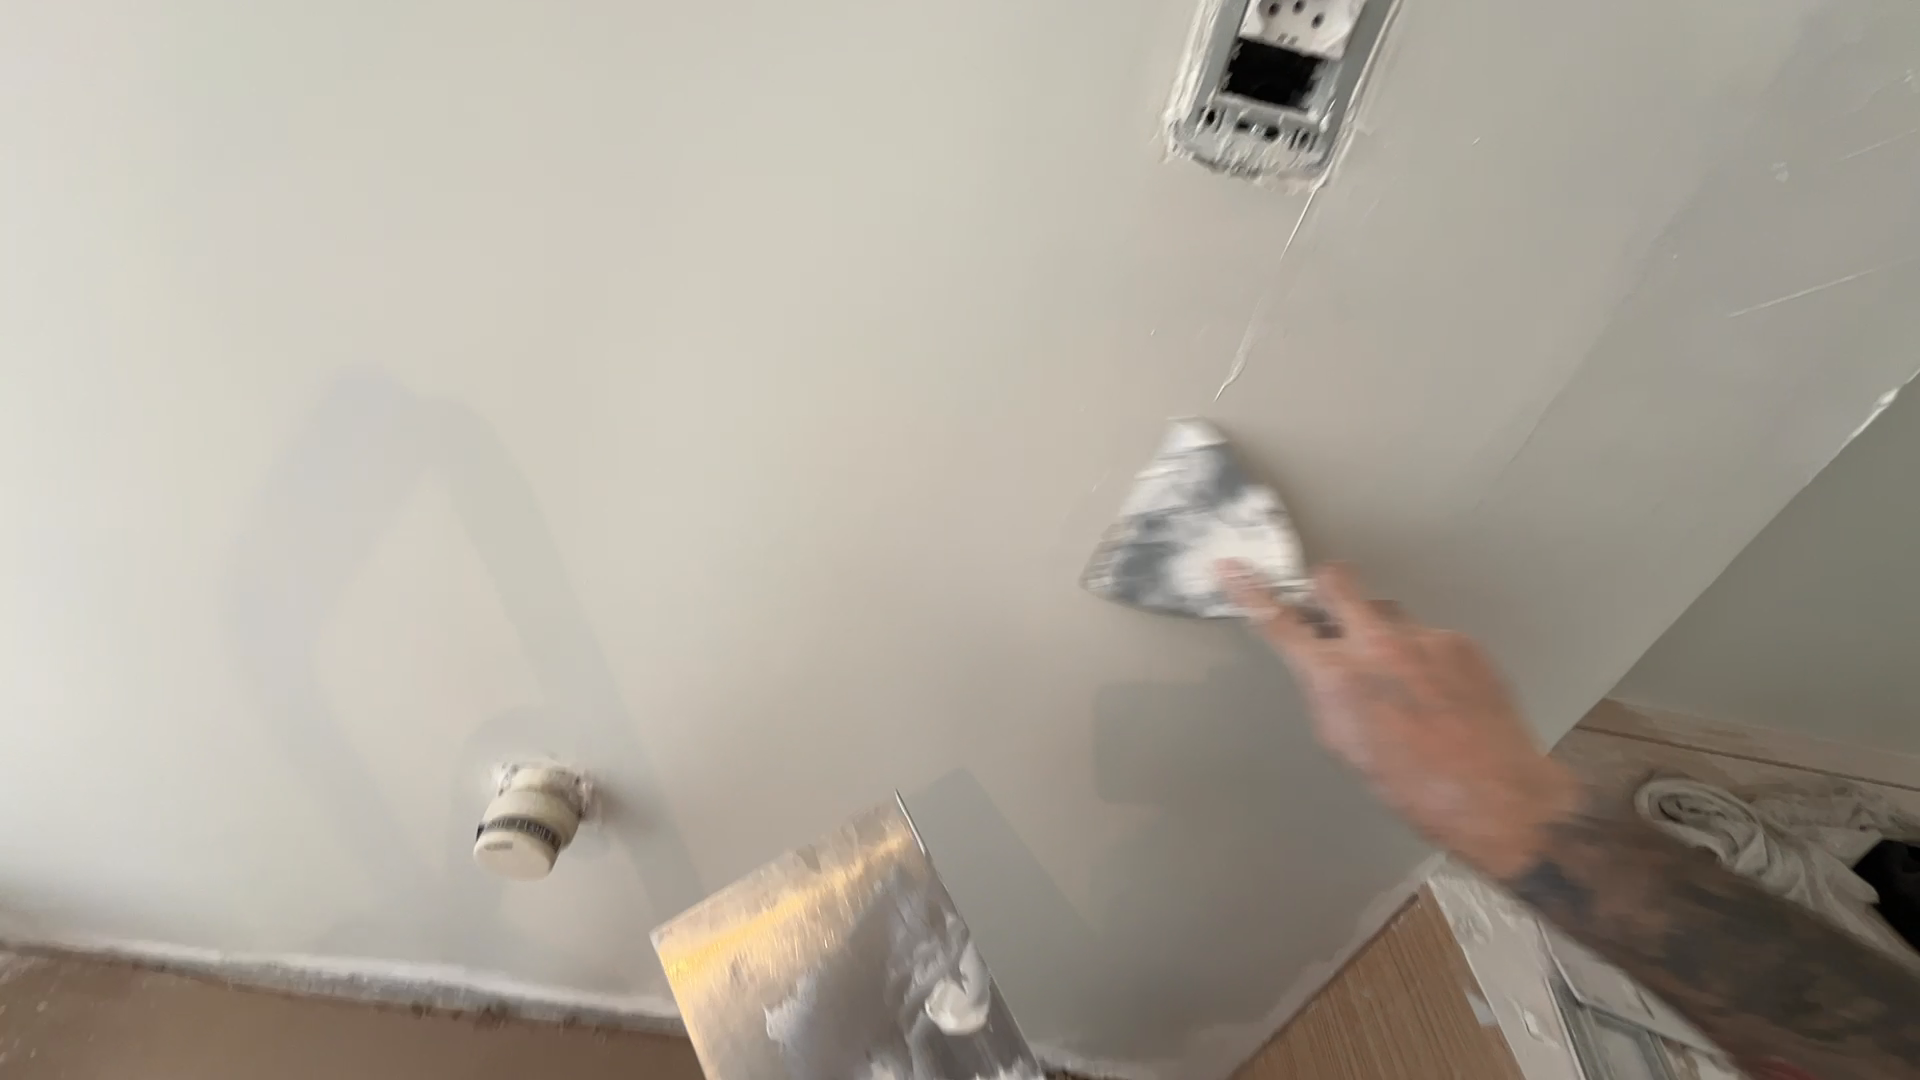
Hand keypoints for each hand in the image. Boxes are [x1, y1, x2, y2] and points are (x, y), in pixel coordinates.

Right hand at [1217, 560, 1581, 877]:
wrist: (1496, 797)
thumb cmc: (1411, 785)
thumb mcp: (1340, 742)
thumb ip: (1323, 690)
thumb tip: (1319, 666)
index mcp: (1336, 677)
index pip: (1279, 621)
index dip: (1250, 592)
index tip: (1232, 569)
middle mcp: (1376, 646)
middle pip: (1335, 581)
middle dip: (1322, 588)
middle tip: (1326, 607)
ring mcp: (1423, 639)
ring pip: (1383, 609)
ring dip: (1376, 629)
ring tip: (1396, 673)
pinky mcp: (1460, 642)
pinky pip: (1424, 632)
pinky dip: (1418, 653)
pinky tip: (1432, 689)